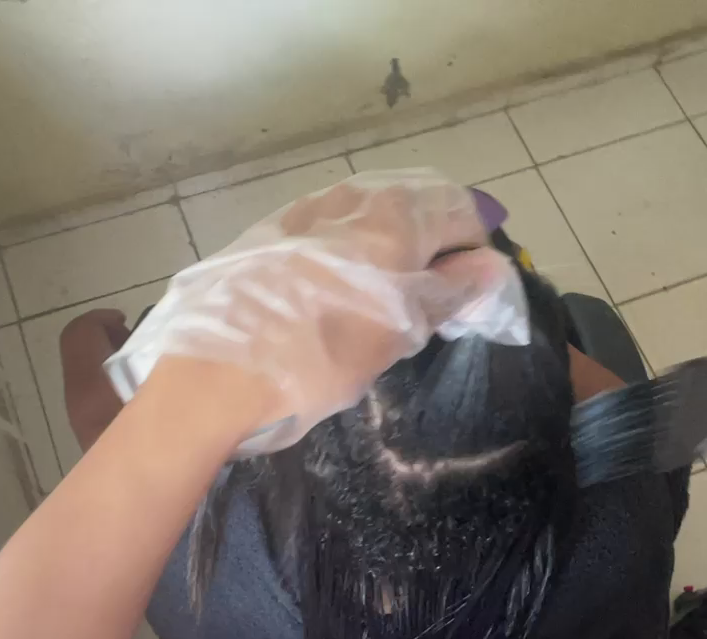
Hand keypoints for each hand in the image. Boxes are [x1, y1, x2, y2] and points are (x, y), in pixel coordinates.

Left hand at [104, 169, 526, 451]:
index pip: (461, 213)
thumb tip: (491, 268)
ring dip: (390, 245)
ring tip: (382, 296)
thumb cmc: (319, 357)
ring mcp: (306, 208)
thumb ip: (448, 293)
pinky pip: (329, 227)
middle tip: (430, 296)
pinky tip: (334, 289)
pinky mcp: (270, 230)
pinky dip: (348, 249)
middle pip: (416, 205)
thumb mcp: (396, 332)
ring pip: (369, 213)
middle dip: (434, 243)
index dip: (476, 252)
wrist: (216, 373)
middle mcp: (352, 197)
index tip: (471, 292)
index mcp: (395, 217)